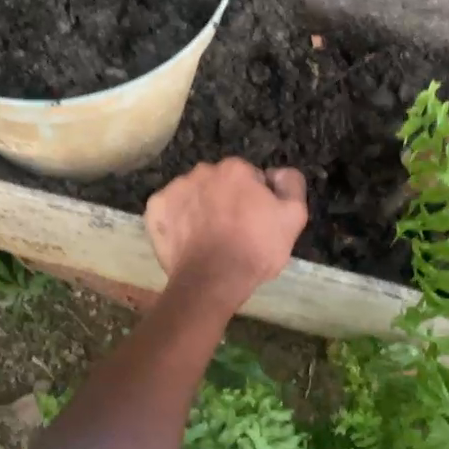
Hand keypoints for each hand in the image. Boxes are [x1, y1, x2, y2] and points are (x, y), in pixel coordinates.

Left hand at [145, 159, 307, 309]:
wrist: (212, 280)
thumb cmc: (255, 249)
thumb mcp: (293, 217)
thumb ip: (291, 184)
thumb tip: (276, 173)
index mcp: (234, 168)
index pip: (249, 179)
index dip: (255, 201)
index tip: (255, 223)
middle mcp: (201, 171)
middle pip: (218, 184)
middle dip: (225, 201)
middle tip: (232, 233)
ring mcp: (174, 189)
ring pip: (193, 195)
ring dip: (200, 209)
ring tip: (208, 240)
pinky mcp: (154, 209)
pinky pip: (169, 210)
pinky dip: (176, 221)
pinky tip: (187, 240)